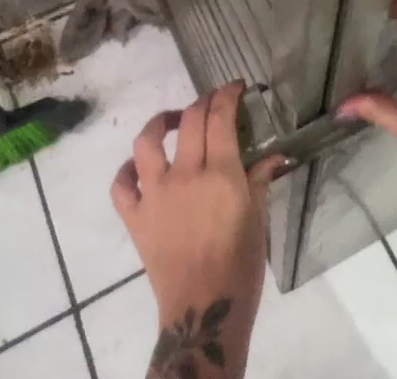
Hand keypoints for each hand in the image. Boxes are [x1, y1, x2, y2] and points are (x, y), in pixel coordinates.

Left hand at [111, 81, 283, 377]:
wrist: (204, 310)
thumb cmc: (240, 266)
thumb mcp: (259, 219)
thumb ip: (260, 179)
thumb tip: (274, 154)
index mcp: (221, 175)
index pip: (220, 119)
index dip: (227, 95)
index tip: (235, 86)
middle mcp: (185, 176)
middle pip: (189, 122)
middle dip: (202, 102)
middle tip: (213, 101)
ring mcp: (155, 194)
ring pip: (146, 142)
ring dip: (159, 123)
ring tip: (172, 121)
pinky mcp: (135, 216)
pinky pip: (121, 184)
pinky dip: (127, 170)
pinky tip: (139, 167)